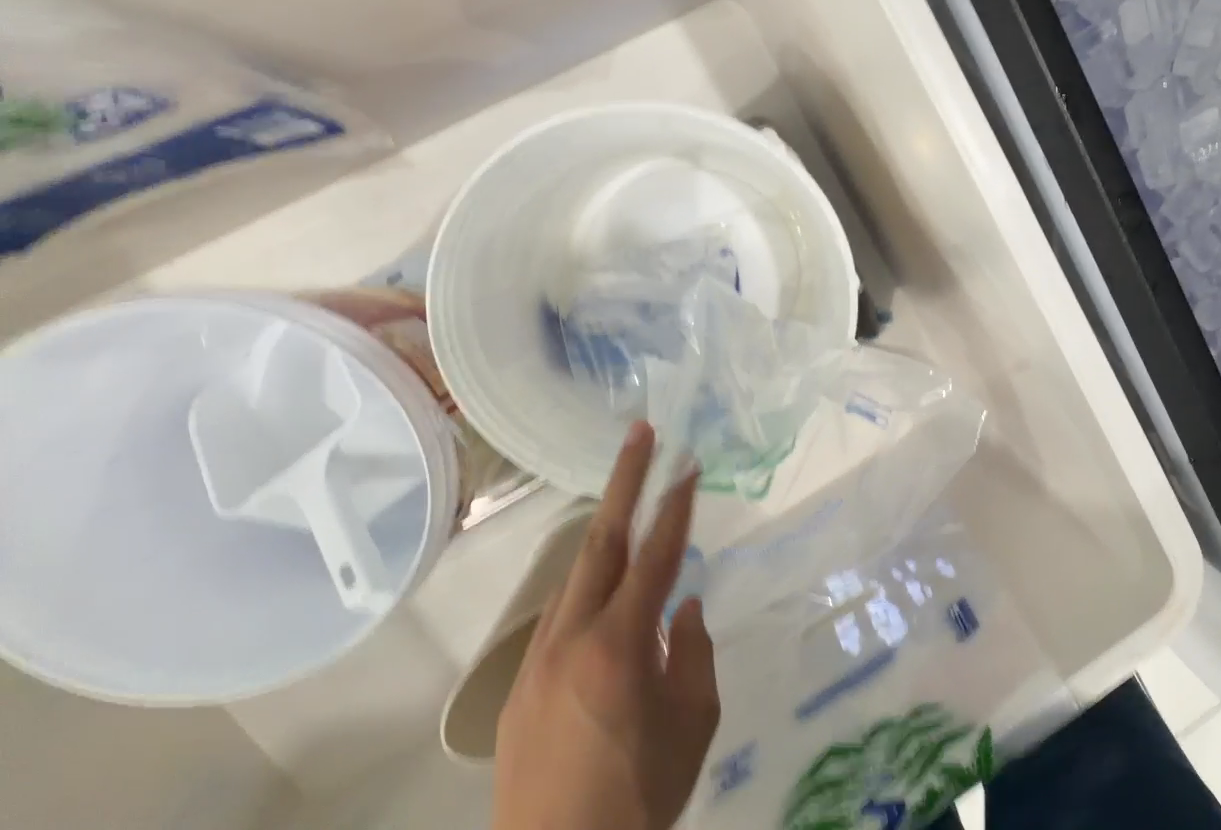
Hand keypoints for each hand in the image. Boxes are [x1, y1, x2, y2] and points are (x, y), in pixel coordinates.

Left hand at [492, 423, 719, 829]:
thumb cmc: (642, 793)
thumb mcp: (693, 723)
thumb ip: (694, 653)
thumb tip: (687, 607)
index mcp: (622, 644)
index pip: (658, 555)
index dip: (676, 504)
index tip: (689, 462)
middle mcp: (573, 636)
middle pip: (601, 540)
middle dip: (623, 480)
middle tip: (640, 433)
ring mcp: (538, 658)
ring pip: (575, 577)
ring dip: (606, 534)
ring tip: (632, 507)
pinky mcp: (520, 684)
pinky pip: (561, 618)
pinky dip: (590, 592)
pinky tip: (610, 605)